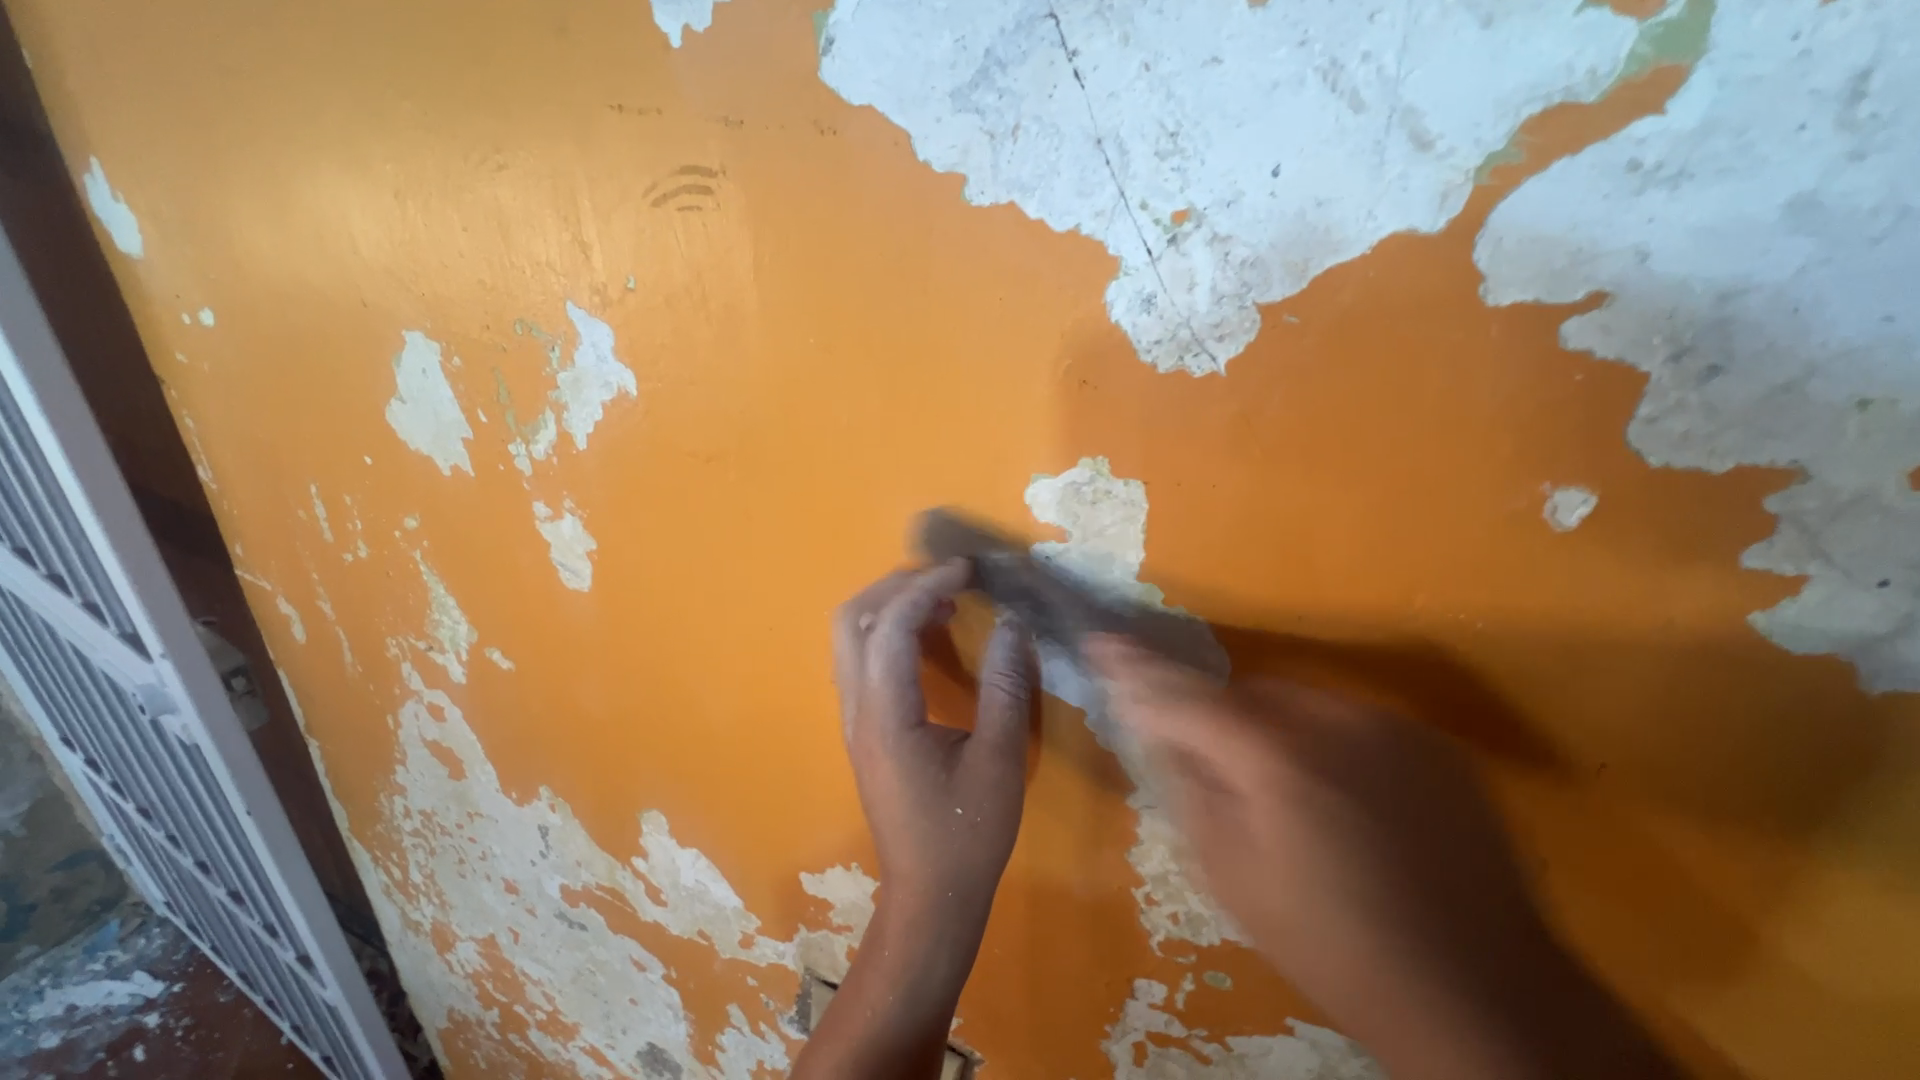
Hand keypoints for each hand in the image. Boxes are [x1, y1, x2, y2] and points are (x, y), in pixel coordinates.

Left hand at [794, 561, 1033, 1079]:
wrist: (929, 895)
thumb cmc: (967, 832)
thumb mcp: (1000, 760)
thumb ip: (1006, 687)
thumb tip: (1012, 624)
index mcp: (885, 714)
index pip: (890, 624)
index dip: (927, 585)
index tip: (969, 569)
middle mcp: (857, 709)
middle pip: (851, 619)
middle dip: (897, 585)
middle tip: (950, 578)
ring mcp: (854, 720)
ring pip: (850, 638)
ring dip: (890, 607)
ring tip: (945, 600)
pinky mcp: (863, 731)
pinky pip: (862, 661)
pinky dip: (889, 632)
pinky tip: (931, 640)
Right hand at [1086, 636, 1682, 1079]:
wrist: (1475, 990)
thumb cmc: (1329, 944)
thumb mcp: (1228, 874)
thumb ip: (1188, 785)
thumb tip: (1156, 729)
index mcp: (1272, 756)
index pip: (1183, 693)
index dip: (1136, 667)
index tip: (1101, 643)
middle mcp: (1333, 719)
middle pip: (1247, 692)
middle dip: (1221, 717)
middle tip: (1218, 769)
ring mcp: (1392, 726)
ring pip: (1303, 703)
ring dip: (1278, 729)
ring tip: (1293, 795)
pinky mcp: (1433, 744)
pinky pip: (1355, 722)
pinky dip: (1331, 744)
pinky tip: (1349, 802)